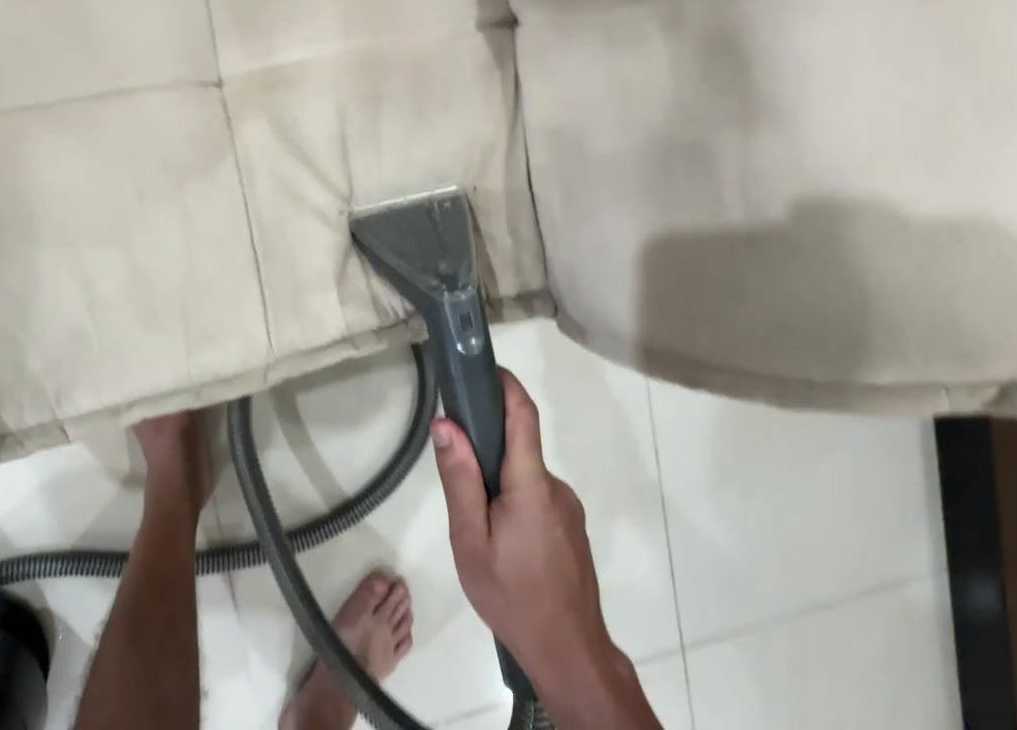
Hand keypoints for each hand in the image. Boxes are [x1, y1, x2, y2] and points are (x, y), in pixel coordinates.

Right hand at [430, 369, 608, 672]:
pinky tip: (499, 543)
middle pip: (517, 447)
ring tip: (475, 528)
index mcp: (531, 484)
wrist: (568, 651)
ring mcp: (567, 508)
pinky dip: (512, 503)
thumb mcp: (471, 541)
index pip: (523, 415)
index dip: (505, 384)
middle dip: (484, 448)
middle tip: (452, 477)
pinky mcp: (570, 527)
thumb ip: (459, 480)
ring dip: (497, 484)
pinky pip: (535, 498)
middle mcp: (554, 487)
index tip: (480, 366)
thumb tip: (446, 424)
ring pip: (523, 477)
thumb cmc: (513, 596)